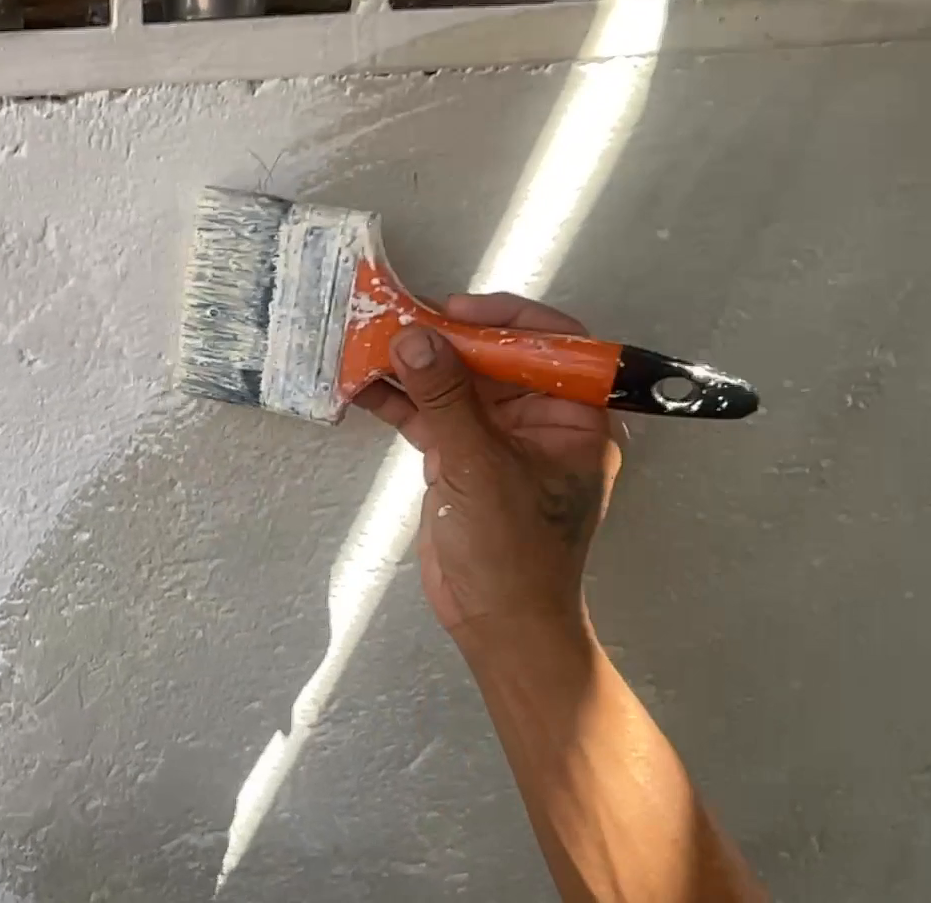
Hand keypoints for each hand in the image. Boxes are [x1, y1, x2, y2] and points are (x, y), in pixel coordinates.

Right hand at [352, 293, 620, 646]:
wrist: (495, 621)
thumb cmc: (512, 548)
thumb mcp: (479, 465)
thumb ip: (444, 399)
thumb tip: (411, 338)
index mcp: (571, 417)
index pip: (555, 345)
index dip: (508, 318)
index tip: (455, 309)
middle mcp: (535, 419)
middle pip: (491, 360)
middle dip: (443, 340)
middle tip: (392, 320)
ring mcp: (492, 437)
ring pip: (451, 385)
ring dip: (410, 368)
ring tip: (364, 346)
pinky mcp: (456, 456)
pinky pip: (426, 414)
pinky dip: (396, 402)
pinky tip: (359, 388)